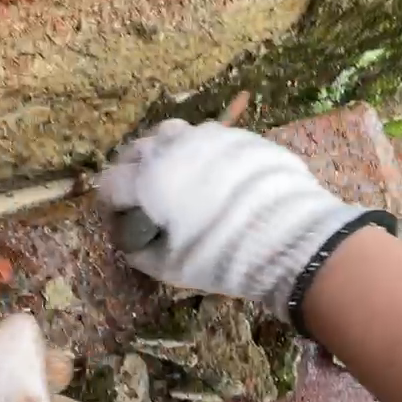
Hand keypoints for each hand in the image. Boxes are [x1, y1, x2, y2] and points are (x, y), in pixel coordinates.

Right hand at [96, 119, 393, 326]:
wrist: (291, 237)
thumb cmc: (222, 255)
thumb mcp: (171, 267)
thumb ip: (140, 252)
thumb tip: (131, 241)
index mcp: (148, 179)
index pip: (110, 183)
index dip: (111, 204)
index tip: (122, 218)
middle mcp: (172, 149)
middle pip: (136, 150)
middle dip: (132, 172)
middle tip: (144, 196)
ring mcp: (208, 136)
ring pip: (171, 133)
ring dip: (164, 152)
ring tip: (175, 175)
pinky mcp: (240, 135)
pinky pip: (207, 137)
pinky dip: (199, 151)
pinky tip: (213, 174)